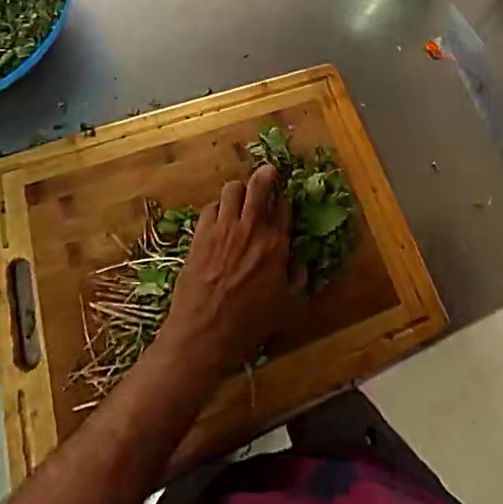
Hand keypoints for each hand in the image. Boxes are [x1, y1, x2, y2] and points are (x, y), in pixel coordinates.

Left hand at [154, 164, 295, 377]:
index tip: (285, 195)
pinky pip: (210, 207)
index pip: (285, 208)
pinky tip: (218, 217)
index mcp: (277, 245)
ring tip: (240, 195)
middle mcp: (252, 229)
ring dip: (239, 189)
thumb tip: (302, 261)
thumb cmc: (249, 324)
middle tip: (268, 171)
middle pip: (260, 187)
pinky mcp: (200, 234)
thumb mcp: (285, 305)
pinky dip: (217, 208)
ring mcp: (223, 228)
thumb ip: (297, 278)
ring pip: (232, 189)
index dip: (285, 198)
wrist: (205, 331)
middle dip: (266, 175)